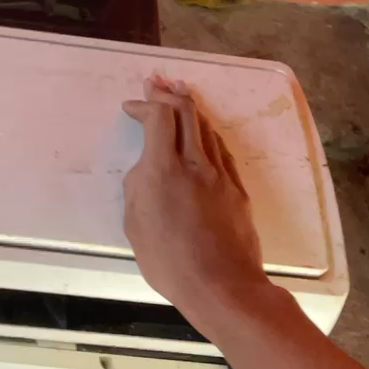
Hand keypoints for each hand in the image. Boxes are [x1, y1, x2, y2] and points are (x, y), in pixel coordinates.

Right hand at [121, 77, 274, 327]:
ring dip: (190, 108)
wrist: (221, 285)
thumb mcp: (135, 224)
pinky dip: (207, 133)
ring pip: (207, 127)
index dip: (144, 104)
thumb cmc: (169, 261)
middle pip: (187, 112)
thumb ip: (138, 189)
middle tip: (156, 83)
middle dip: (169, 93)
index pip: (159, 118)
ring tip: (179, 96)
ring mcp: (220, 175)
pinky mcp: (236, 189)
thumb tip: (146, 171)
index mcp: (163, 171)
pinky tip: (202, 133)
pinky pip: (221, 149)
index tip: (132, 106)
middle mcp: (194, 164)